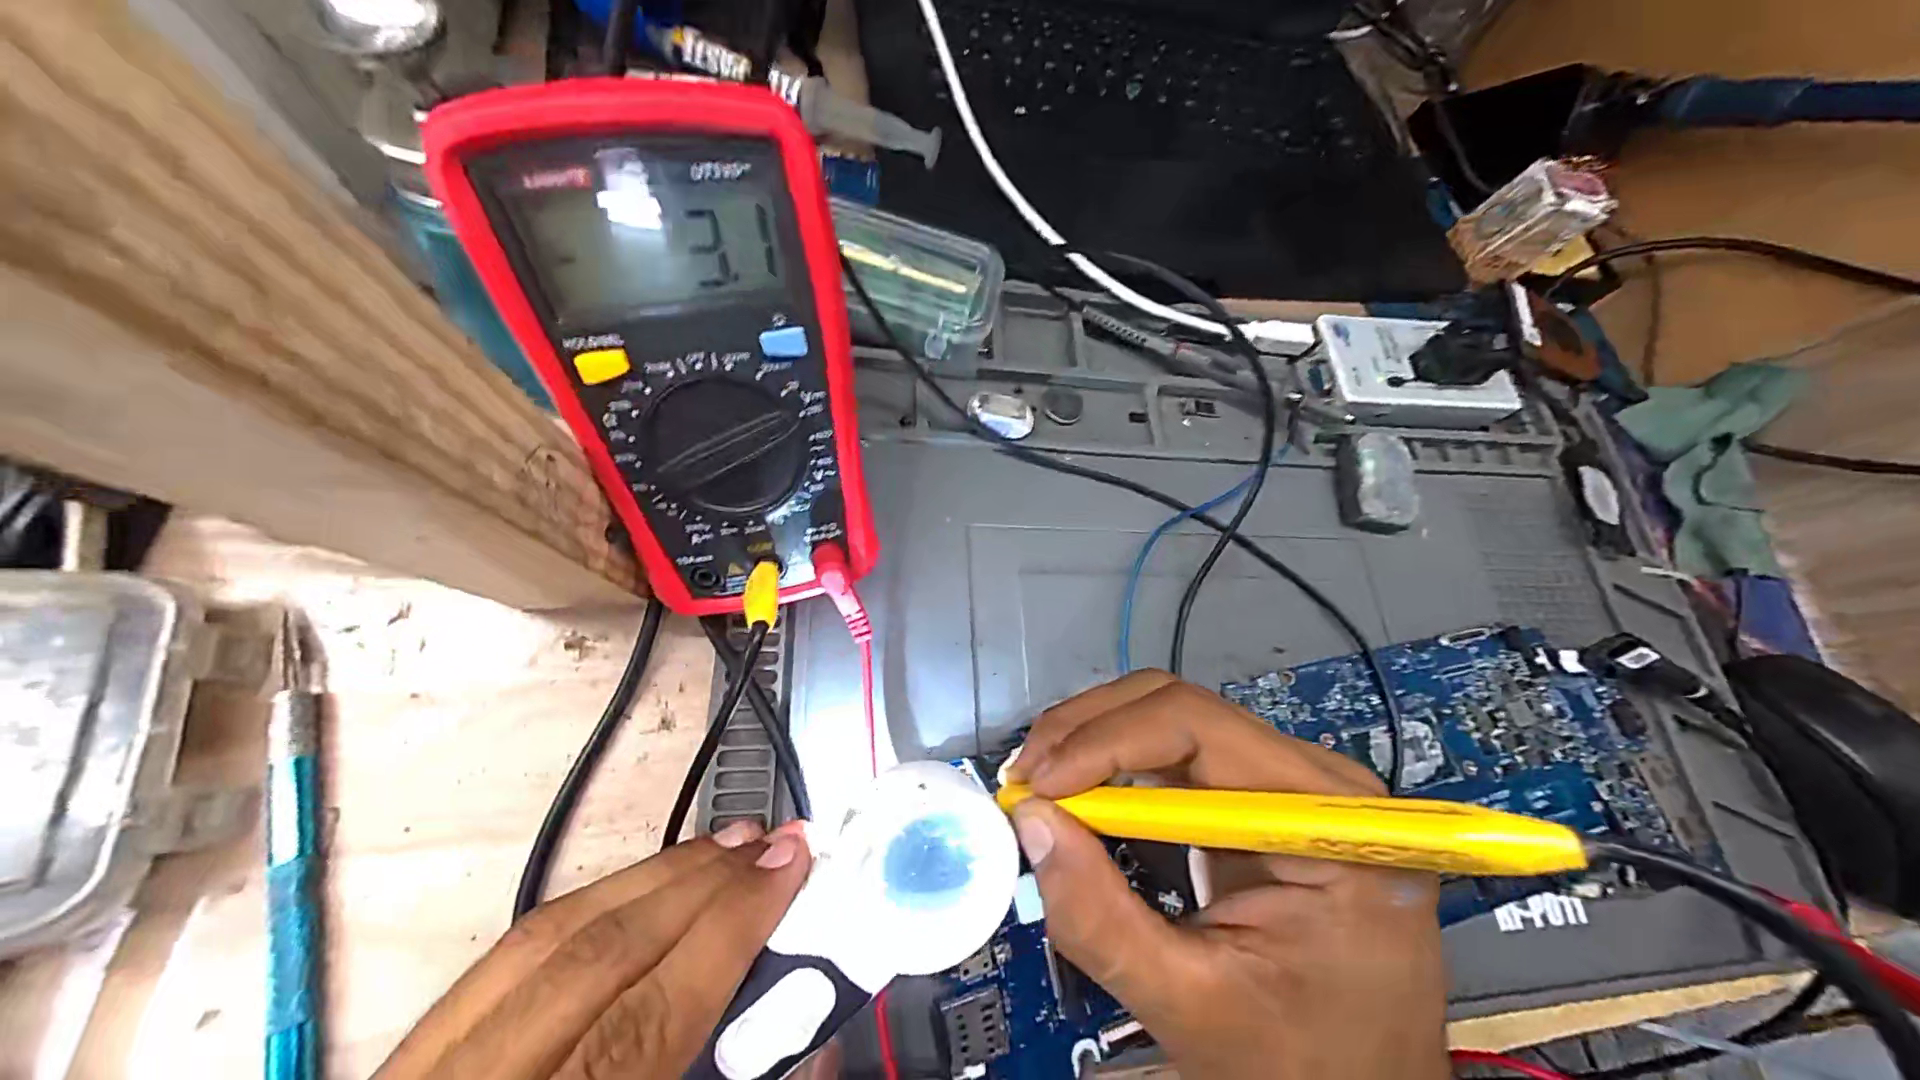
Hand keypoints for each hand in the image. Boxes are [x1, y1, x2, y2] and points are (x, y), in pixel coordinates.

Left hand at [376, 821, 810, 1079]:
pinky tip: (650, 882)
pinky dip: (600, 899)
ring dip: (656, 876)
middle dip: (702, 881)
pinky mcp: (410, 1049)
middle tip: (771, 839)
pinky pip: (518, 947)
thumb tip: (803, 1008)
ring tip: (726, 845)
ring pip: (550, 932)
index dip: (730, 925)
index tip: (788, 861)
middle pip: (597, 955)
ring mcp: (419, 1068)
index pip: (645, 1019)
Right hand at [1005, 671, 1449, 1079]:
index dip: (1106, 742)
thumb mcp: (1191, 1007)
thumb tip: (1032, 821)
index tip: (1038, 787)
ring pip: (1164, 717)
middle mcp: (1309, 777)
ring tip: (1038, 783)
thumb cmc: (1298, 1063)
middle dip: (1086, 732)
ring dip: (1089, 739)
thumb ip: (1102, 921)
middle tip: (1025, 779)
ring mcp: (1281, 781)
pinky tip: (1074, 789)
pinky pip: (1168, 753)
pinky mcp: (1250, 796)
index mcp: (1323, 818)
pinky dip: (1109, 763)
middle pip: (1176, 706)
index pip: (1197, 726)